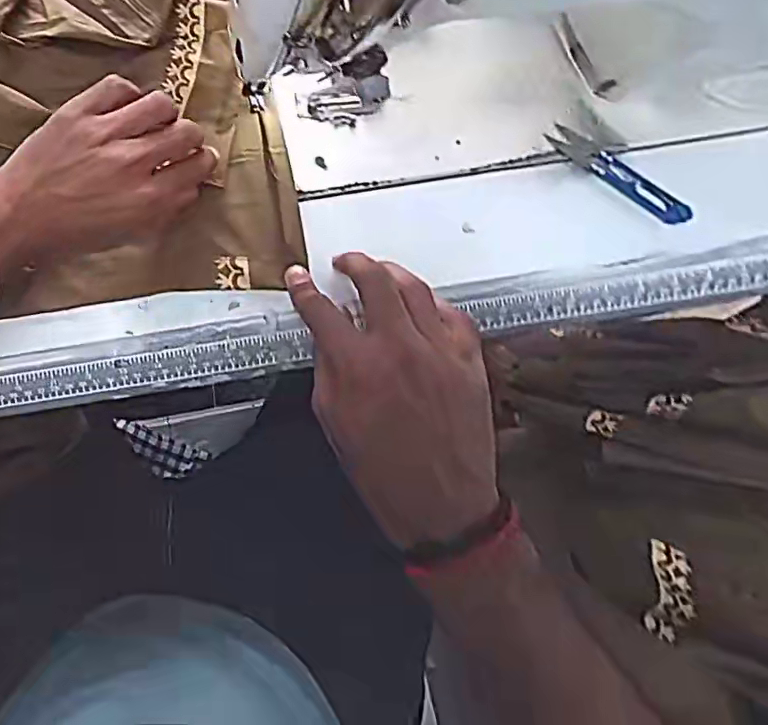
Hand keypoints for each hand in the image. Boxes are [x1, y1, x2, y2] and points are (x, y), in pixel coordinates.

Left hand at [0, 75, 216, 270]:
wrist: (15, 217)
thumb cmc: (68, 234)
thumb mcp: (124, 234)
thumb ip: (161, 212)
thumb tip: (187, 187)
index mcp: (146, 200)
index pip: (197, 168)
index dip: (202, 162)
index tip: (197, 160)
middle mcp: (132, 163)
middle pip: (186, 133)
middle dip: (189, 137)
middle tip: (178, 140)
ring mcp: (104, 133)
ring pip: (160, 104)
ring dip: (164, 113)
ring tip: (153, 120)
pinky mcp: (78, 113)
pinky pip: (118, 87)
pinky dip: (128, 94)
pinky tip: (123, 108)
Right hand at [287, 254, 498, 546]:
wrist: (442, 504)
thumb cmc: (382, 469)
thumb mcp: (332, 417)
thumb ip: (327, 366)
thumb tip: (326, 334)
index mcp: (357, 365)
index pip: (321, 309)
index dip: (304, 289)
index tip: (299, 278)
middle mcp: (398, 348)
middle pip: (374, 280)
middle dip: (353, 263)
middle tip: (344, 263)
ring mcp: (439, 351)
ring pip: (415, 288)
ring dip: (391, 274)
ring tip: (380, 273)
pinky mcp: (468, 362)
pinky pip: (452, 314)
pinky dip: (431, 302)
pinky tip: (421, 304)